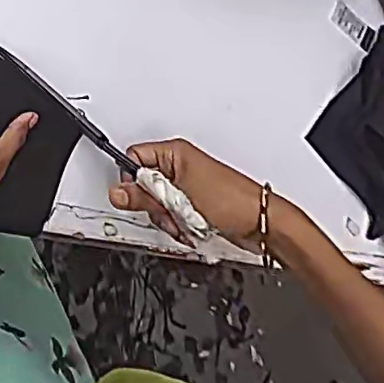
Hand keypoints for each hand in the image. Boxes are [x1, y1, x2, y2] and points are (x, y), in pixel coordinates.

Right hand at [109, 138, 273, 247]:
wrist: (264, 225)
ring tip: (186, 222)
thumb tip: (119, 192)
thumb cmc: (234, 201)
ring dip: (168, 219)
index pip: (134, 159)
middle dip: (154, 205)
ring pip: (158, 204)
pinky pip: (173, 216)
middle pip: (144, 185)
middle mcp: (179, 166)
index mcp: (174, 152)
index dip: (133, 181)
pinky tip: (192, 229)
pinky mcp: (194, 205)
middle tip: (170, 211)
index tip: (140, 197)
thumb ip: (145, 195)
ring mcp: (187, 187)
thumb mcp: (180, 198)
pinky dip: (179, 226)